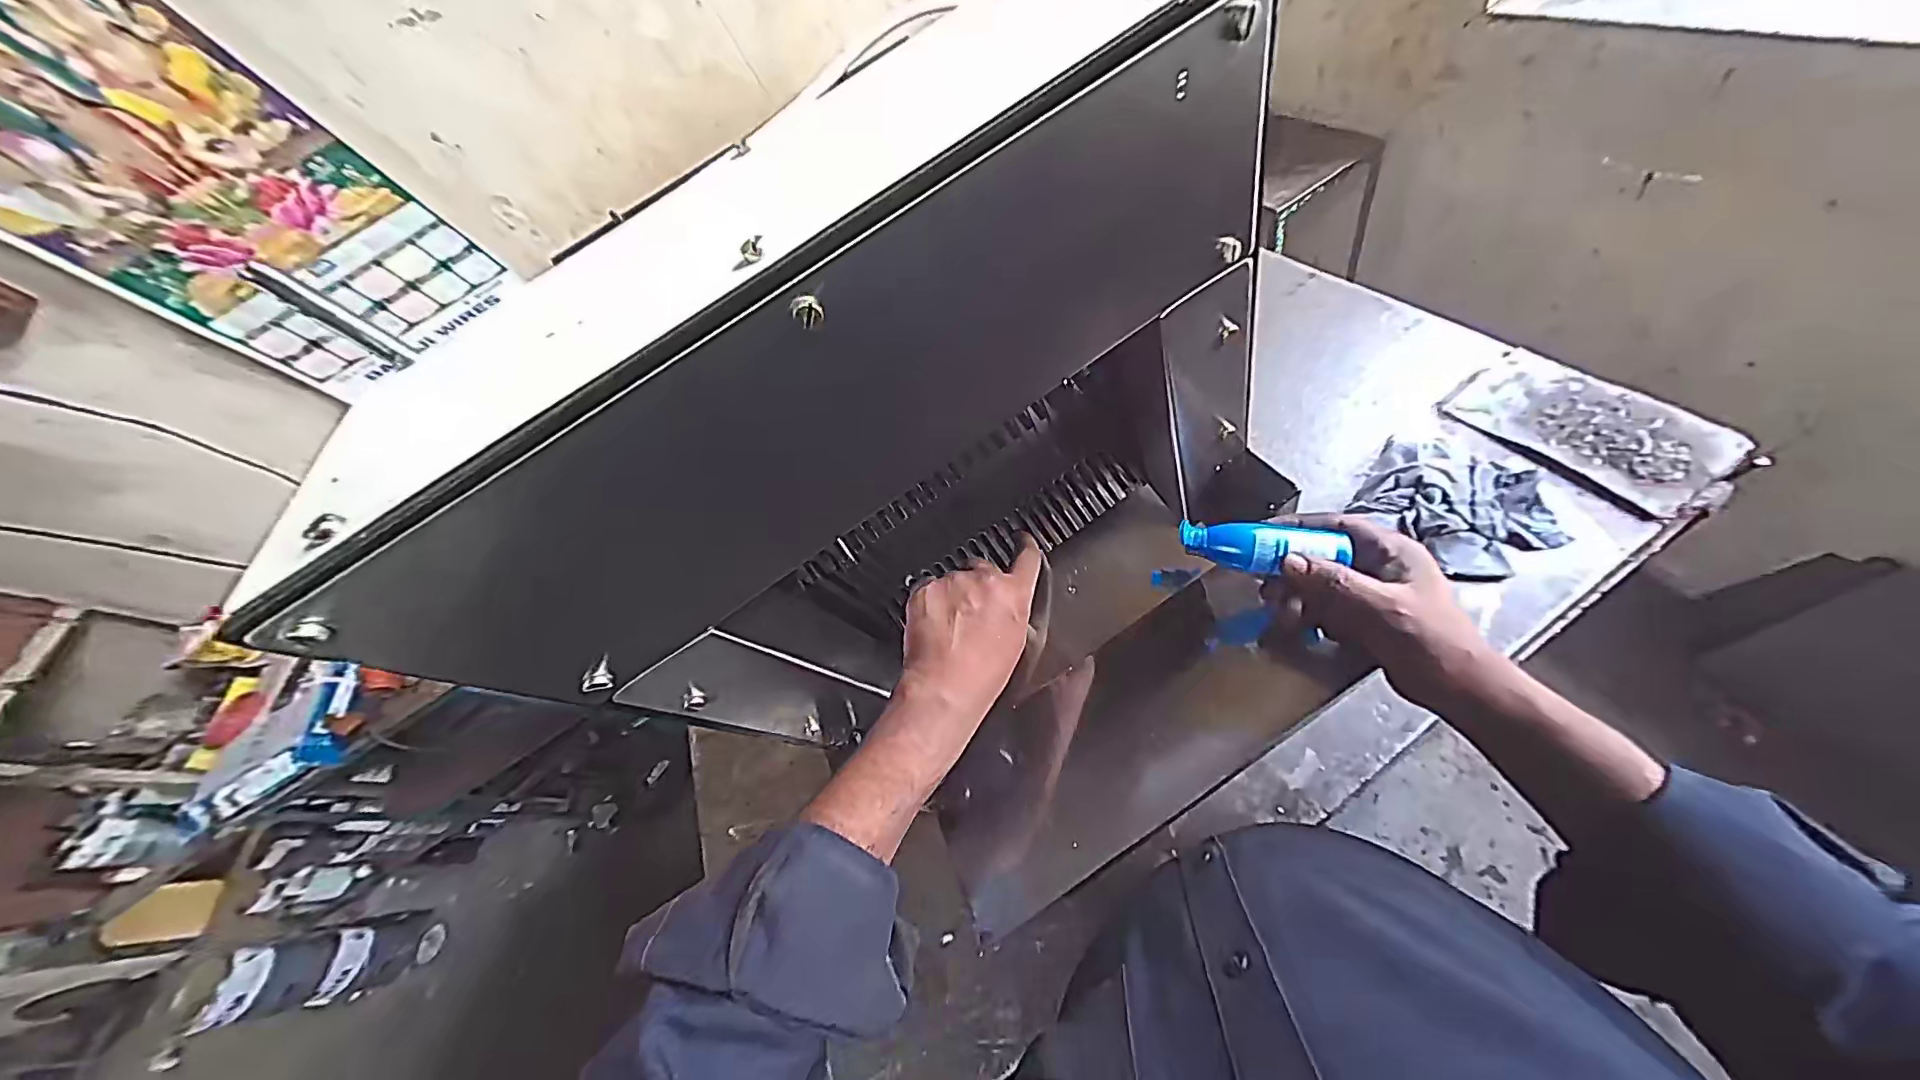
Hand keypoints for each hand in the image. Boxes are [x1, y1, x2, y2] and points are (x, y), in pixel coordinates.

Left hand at [898, 536, 1044, 720]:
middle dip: (979, 588)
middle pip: (984, 570)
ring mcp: (952, 582)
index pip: (1027, 557)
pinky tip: (937, 628)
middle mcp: (983, 581)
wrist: (944, 687)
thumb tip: (1007, 604)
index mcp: (1013, 593)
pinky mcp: (925, 589)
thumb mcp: (1016, 642)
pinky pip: (930, 588)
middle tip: (973, 618)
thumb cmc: (982, 674)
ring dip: (954, 597)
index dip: (1025, 547)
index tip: (1022, 540)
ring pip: (954, 581)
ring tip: (952, 630)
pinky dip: (932, 603)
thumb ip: (1014, 610)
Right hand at [1263, 513, 1509, 711]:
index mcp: (1391, 551)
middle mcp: (1379, 566)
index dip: (1297, 528)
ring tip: (1283, 617)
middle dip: (1292, 575)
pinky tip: (1298, 631)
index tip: (1261, 537)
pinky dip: (1308, 618)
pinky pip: (1325, 610)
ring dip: (1297, 600)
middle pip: (1322, 557)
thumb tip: (1287, 560)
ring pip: (1319, 586)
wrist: (1461, 690)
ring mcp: (1371, 594)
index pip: (1336, 526)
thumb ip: (1333, 582)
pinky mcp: (1364, 618)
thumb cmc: (1430, 642)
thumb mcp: (1379, 607)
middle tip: (1269, 592)